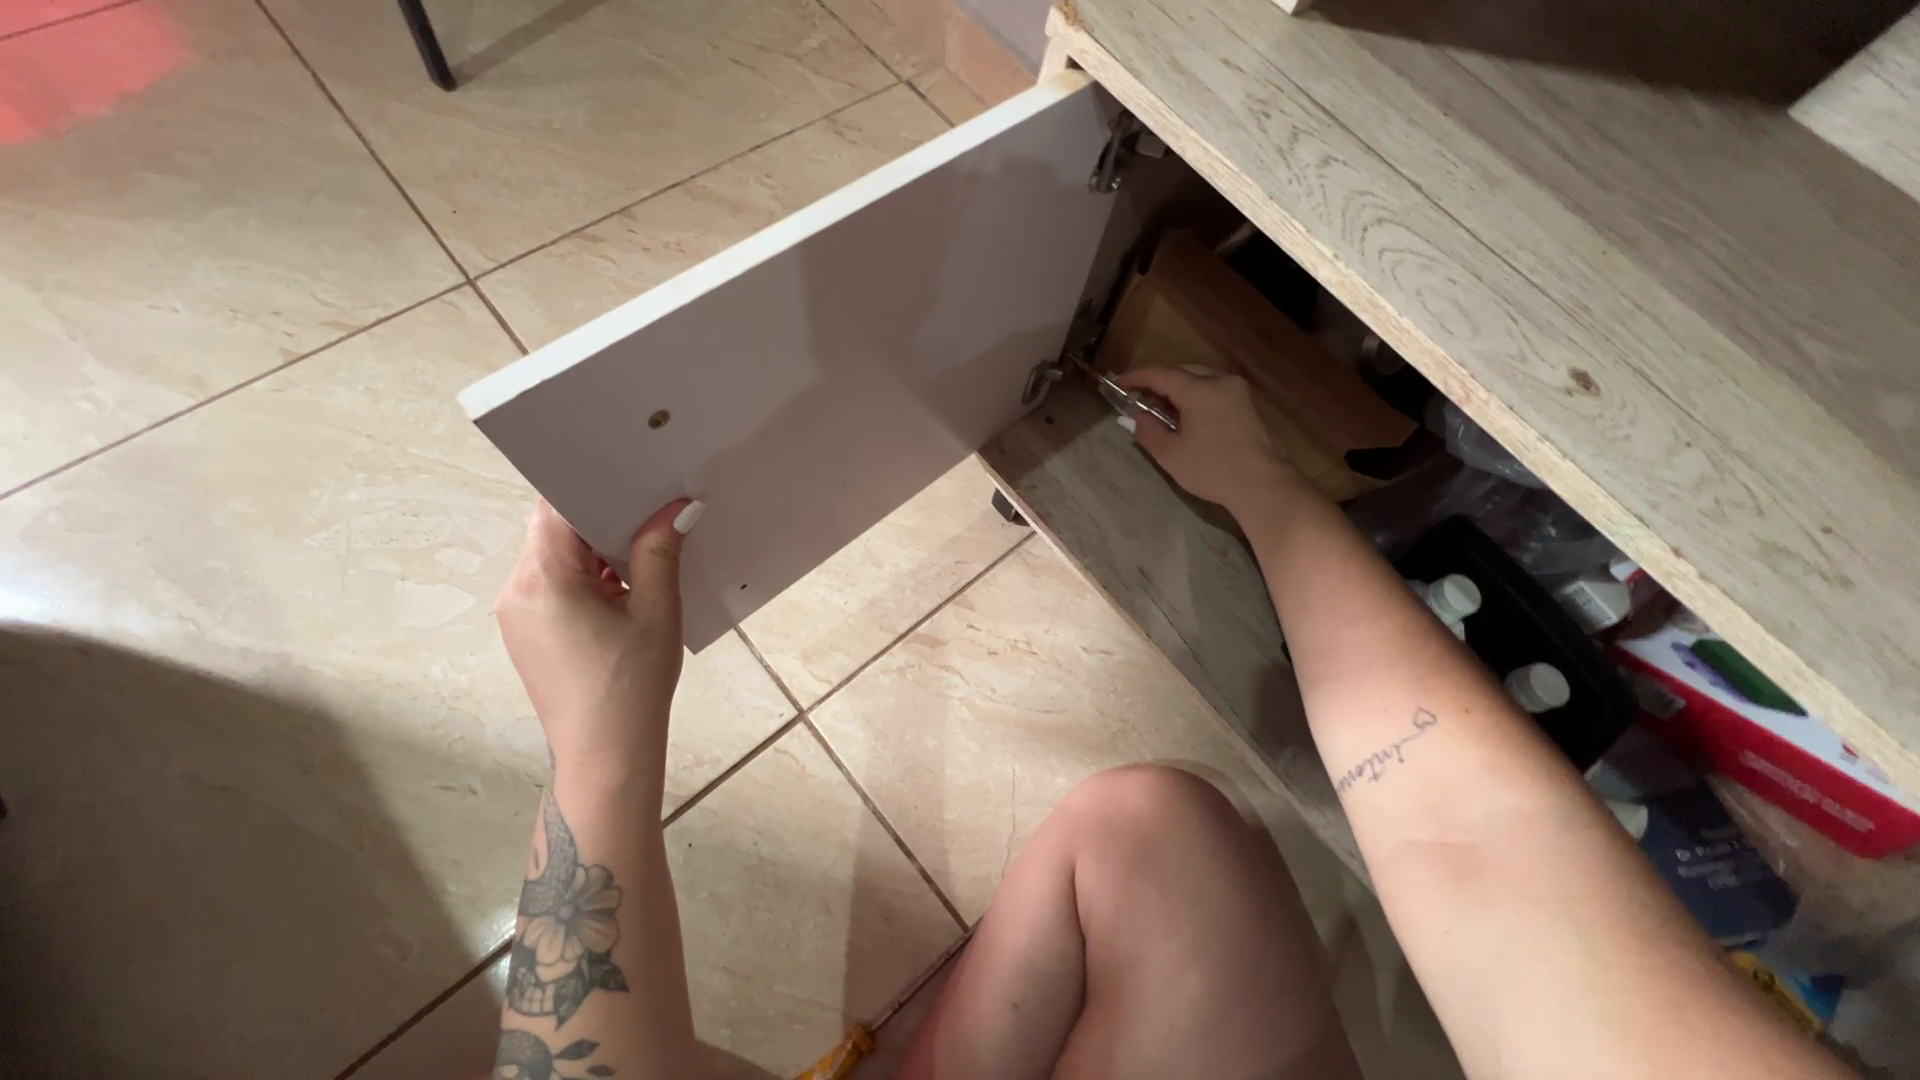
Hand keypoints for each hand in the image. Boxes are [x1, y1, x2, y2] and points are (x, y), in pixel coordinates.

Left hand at [495, 498, 703, 772]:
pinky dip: (586, 578)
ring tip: (641, 562)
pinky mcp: (526, 631)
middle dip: (602, 524)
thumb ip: (660, 551)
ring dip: (595, 553)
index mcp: (542, 579)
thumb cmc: (631, 687)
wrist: (606, 755)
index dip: (597, 491)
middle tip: (650, 521)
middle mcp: (516, 590)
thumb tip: (677, 507)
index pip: (558, 508)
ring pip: (554, 557)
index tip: (635, 484)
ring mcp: (516, 612)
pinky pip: (553, 584)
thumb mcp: (656, 611)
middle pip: (554, 530)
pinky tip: (623, 593)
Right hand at [1115, 365, 1297, 515]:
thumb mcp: (1170, 454)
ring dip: (1177, 391)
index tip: (1118, 384)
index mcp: (1199, 389)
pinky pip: (1214, 391)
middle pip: (1181, 372)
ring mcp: (1237, 391)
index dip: (1136, 377)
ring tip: (1161, 411)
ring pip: (1199, 380)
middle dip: (1158, 383)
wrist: (1262, 484)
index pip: (1160, 374)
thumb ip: (1147, 430)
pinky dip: (1195, 397)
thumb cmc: (1212, 469)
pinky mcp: (1247, 404)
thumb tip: (1136, 415)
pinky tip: (1187, 418)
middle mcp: (1220, 381)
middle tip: (1139, 401)